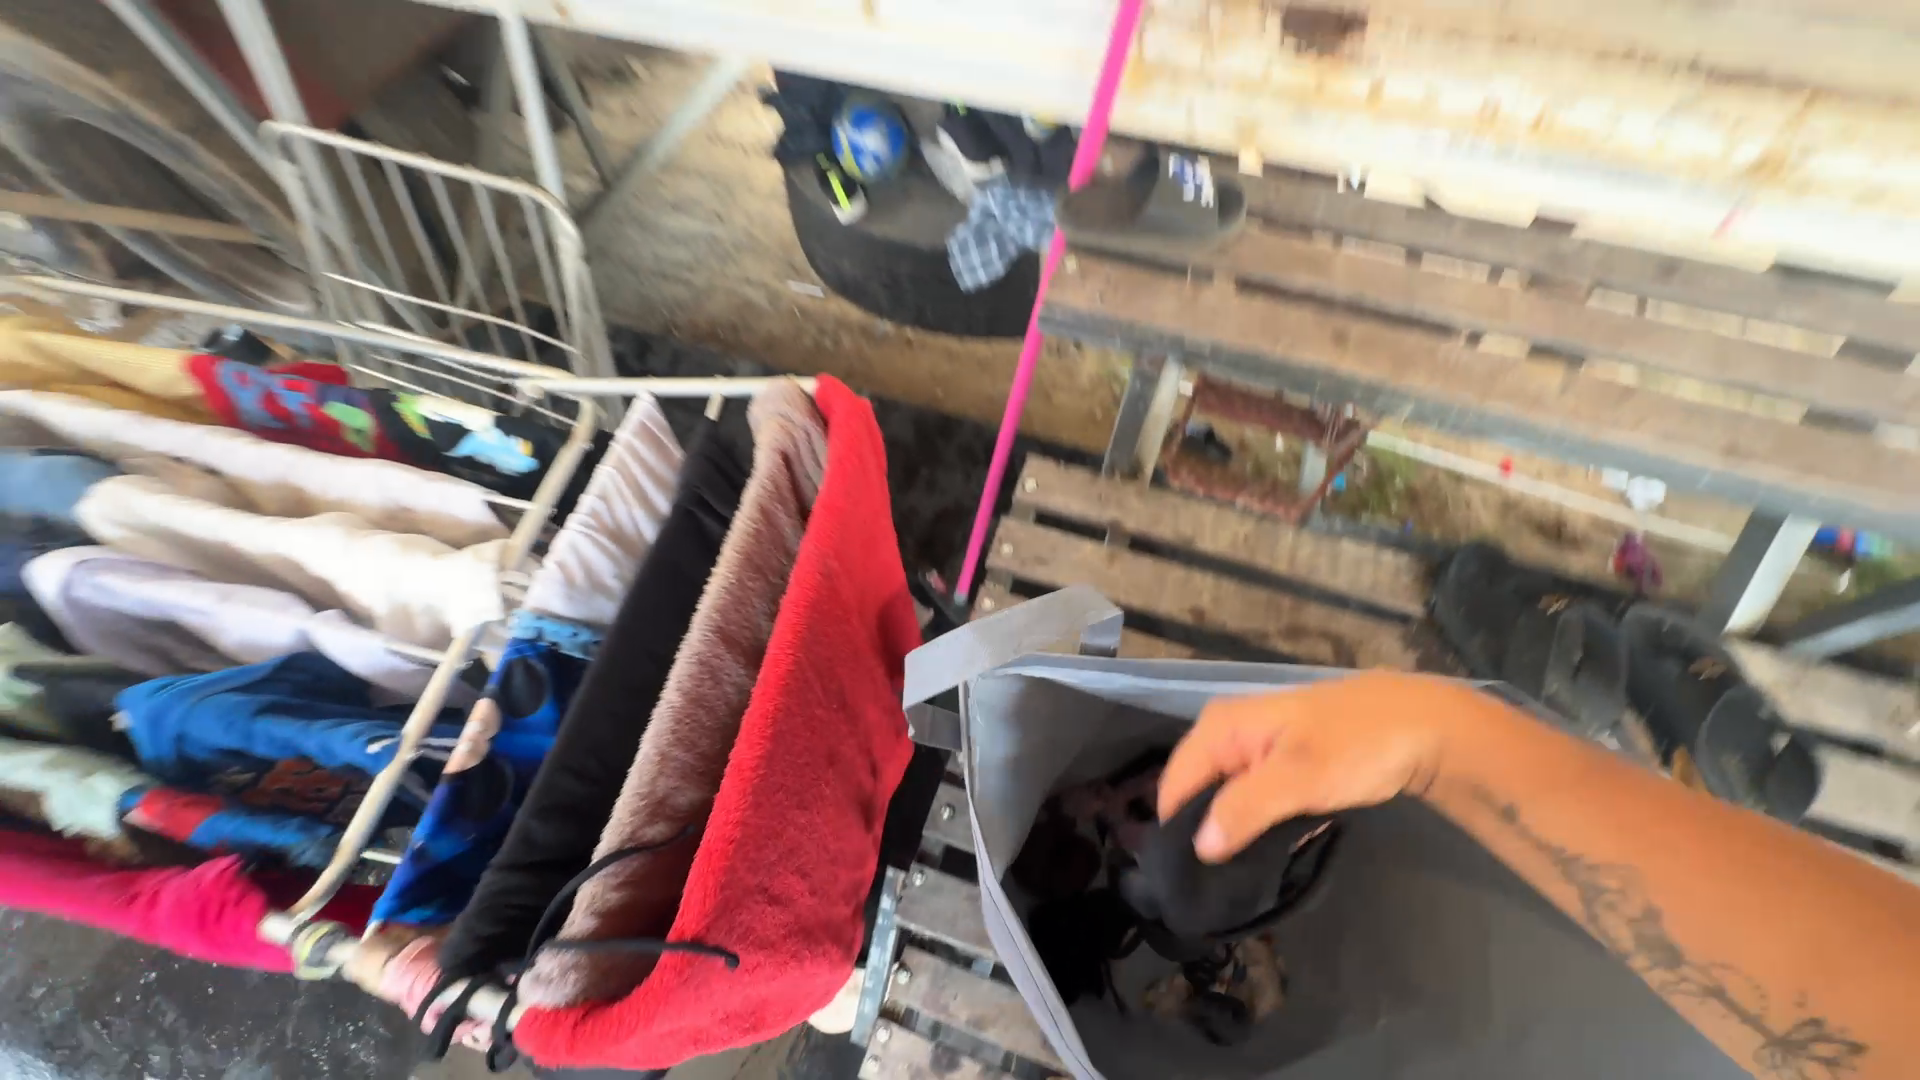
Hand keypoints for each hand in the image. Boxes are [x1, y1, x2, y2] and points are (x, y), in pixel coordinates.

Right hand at [1158, 672, 1491, 861]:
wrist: (1421, 725)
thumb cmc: (1355, 745)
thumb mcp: (1298, 779)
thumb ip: (1243, 810)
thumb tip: (1199, 847)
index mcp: (1218, 726)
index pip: (1175, 783)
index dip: (1177, 828)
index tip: (1188, 876)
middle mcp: (1223, 731)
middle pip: (1193, 789)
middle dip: (1201, 831)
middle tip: (1216, 880)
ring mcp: (1249, 746)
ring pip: (1219, 796)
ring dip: (1227, 830)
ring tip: (1236, 873)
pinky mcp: (1272, 762)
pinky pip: (1244, 797)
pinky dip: (1250, 822)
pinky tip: (1261, 849)